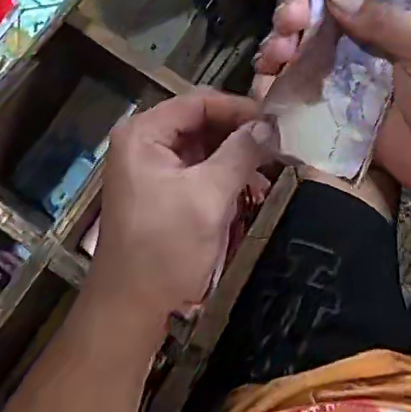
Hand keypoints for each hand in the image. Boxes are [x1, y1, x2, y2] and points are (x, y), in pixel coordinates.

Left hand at [90, 91, 275, 318]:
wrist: (131, 309)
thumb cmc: (165, 248)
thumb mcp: (208, 196)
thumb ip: (240, 153)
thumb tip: (270, 125)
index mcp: (144, 133)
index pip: (199, 102)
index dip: (240, 108)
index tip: (276, 121)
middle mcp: (144, 143)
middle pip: (202, 123)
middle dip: (240, 136)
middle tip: (279, 145)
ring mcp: (152, 168)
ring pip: (205, 148)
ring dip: (237, 159)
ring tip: (269, 174)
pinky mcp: (162, 192)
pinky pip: (200, 172)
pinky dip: (225, 179)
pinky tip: (251, 193)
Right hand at [252, 0, 410, 202]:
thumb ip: (387, 21)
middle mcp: (383, 28)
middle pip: (328, 1)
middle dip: (299, 4)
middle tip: (291, 21)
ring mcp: (360, 64)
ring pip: (311, 38)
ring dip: (285, 38)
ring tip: (277, 52)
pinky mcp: (344, 98)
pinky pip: (308, 78)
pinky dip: (283, 73)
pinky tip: (269, 76)